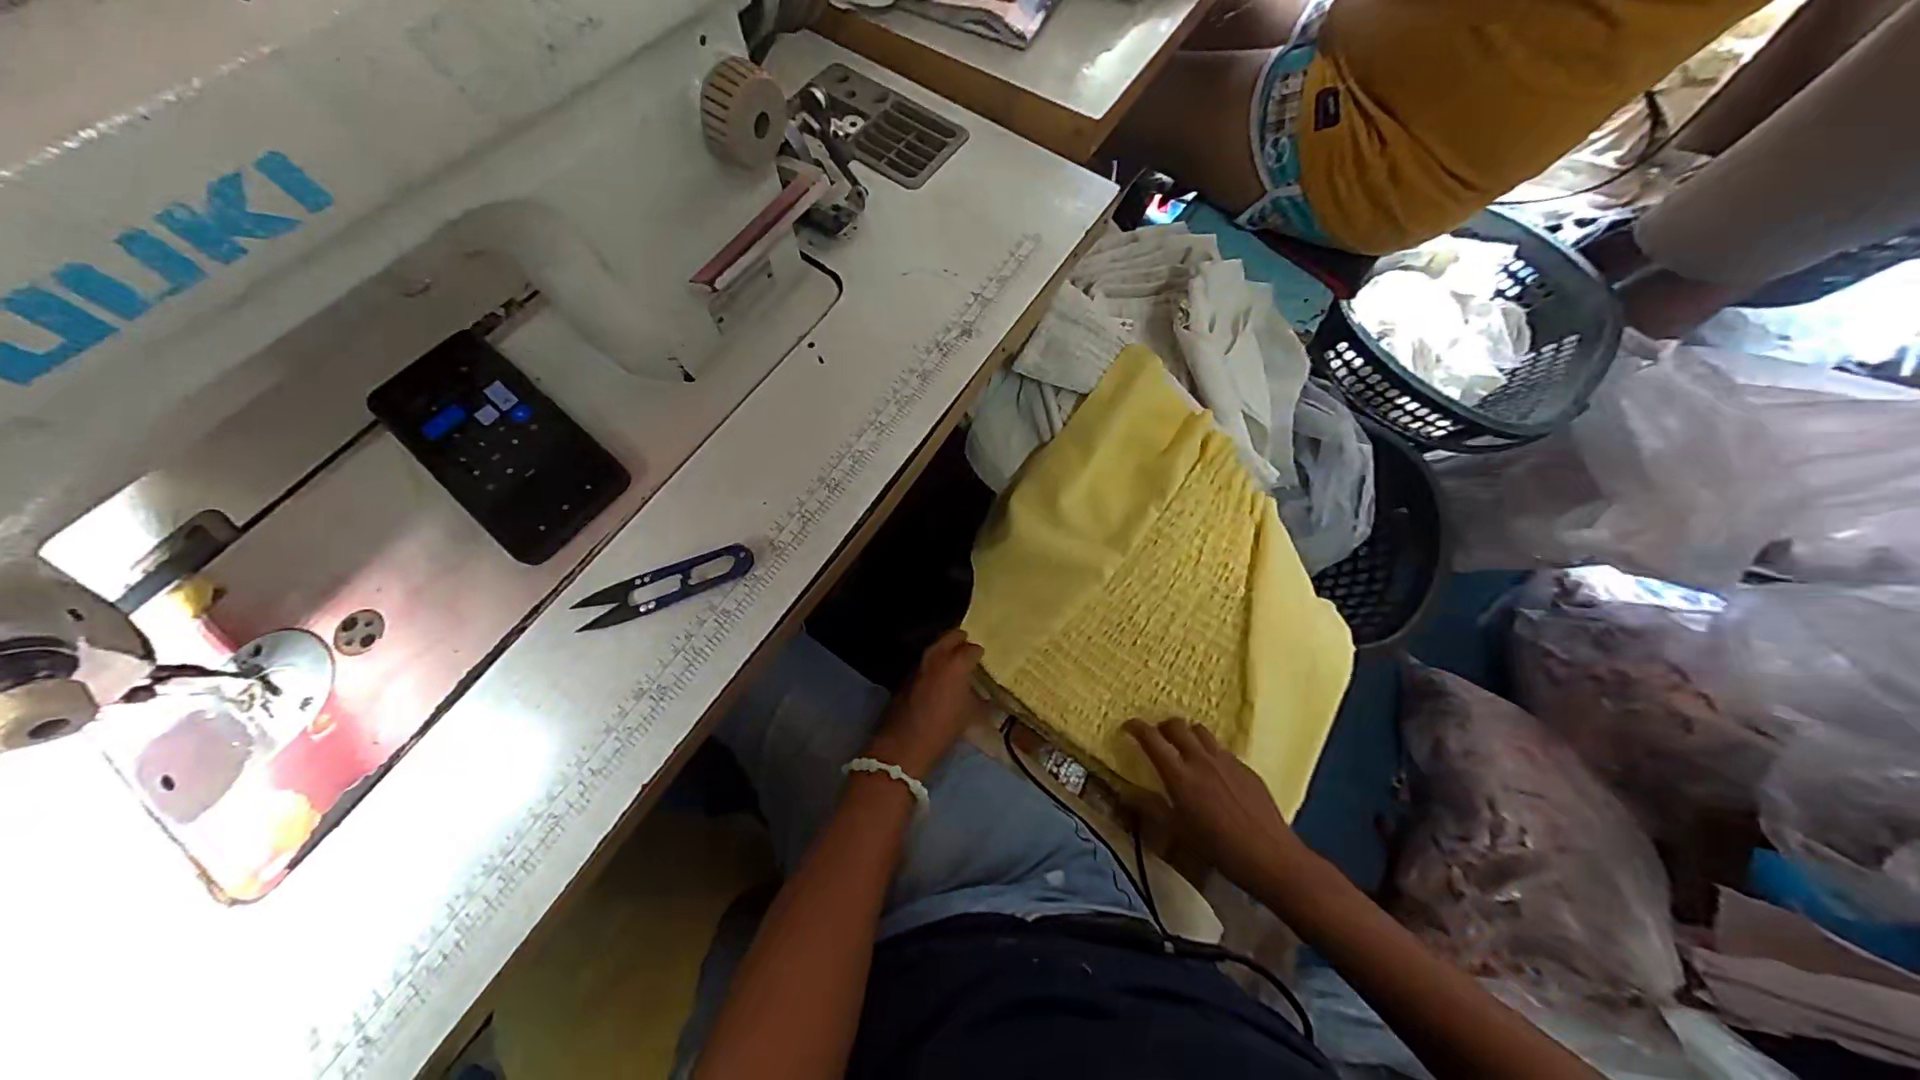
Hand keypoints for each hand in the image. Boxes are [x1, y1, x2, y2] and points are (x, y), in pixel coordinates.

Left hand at [865, 630, 991, 776]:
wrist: (905, 742)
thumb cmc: (944, 728)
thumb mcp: (971, 715)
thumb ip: (981, 700)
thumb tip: (986, 696)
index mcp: (956, 663)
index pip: (973, 649)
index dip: (979, 655)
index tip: (983, 661)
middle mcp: (937, 656)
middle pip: (951, 636)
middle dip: (961, 640)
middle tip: (969, 648)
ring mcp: (919, 664)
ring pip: (936, 647)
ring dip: (945, 650)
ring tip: (955, 662)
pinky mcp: (907, 674)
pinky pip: (925, 661)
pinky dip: (934, 663)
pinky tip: (938, 677)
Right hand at [1124, 717, 1316, 891]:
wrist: (1270, 856)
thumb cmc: (1218, 848)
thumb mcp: (1178, 831)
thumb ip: (1151, 807)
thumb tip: (1126, 793)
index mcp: (1180, 775)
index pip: (1151, 738)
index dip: (1136, 728)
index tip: (1127, 727)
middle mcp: (1201, 760)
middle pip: (1177, 726)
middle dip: (1162, 726)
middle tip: (1156, 737)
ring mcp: (1226, 761)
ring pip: (1201, 731)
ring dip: (1187, 733)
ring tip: (1183, 747)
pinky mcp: (1246, 767)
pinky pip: (1221, 749)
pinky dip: (1208, 751)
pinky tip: (1212, 771)